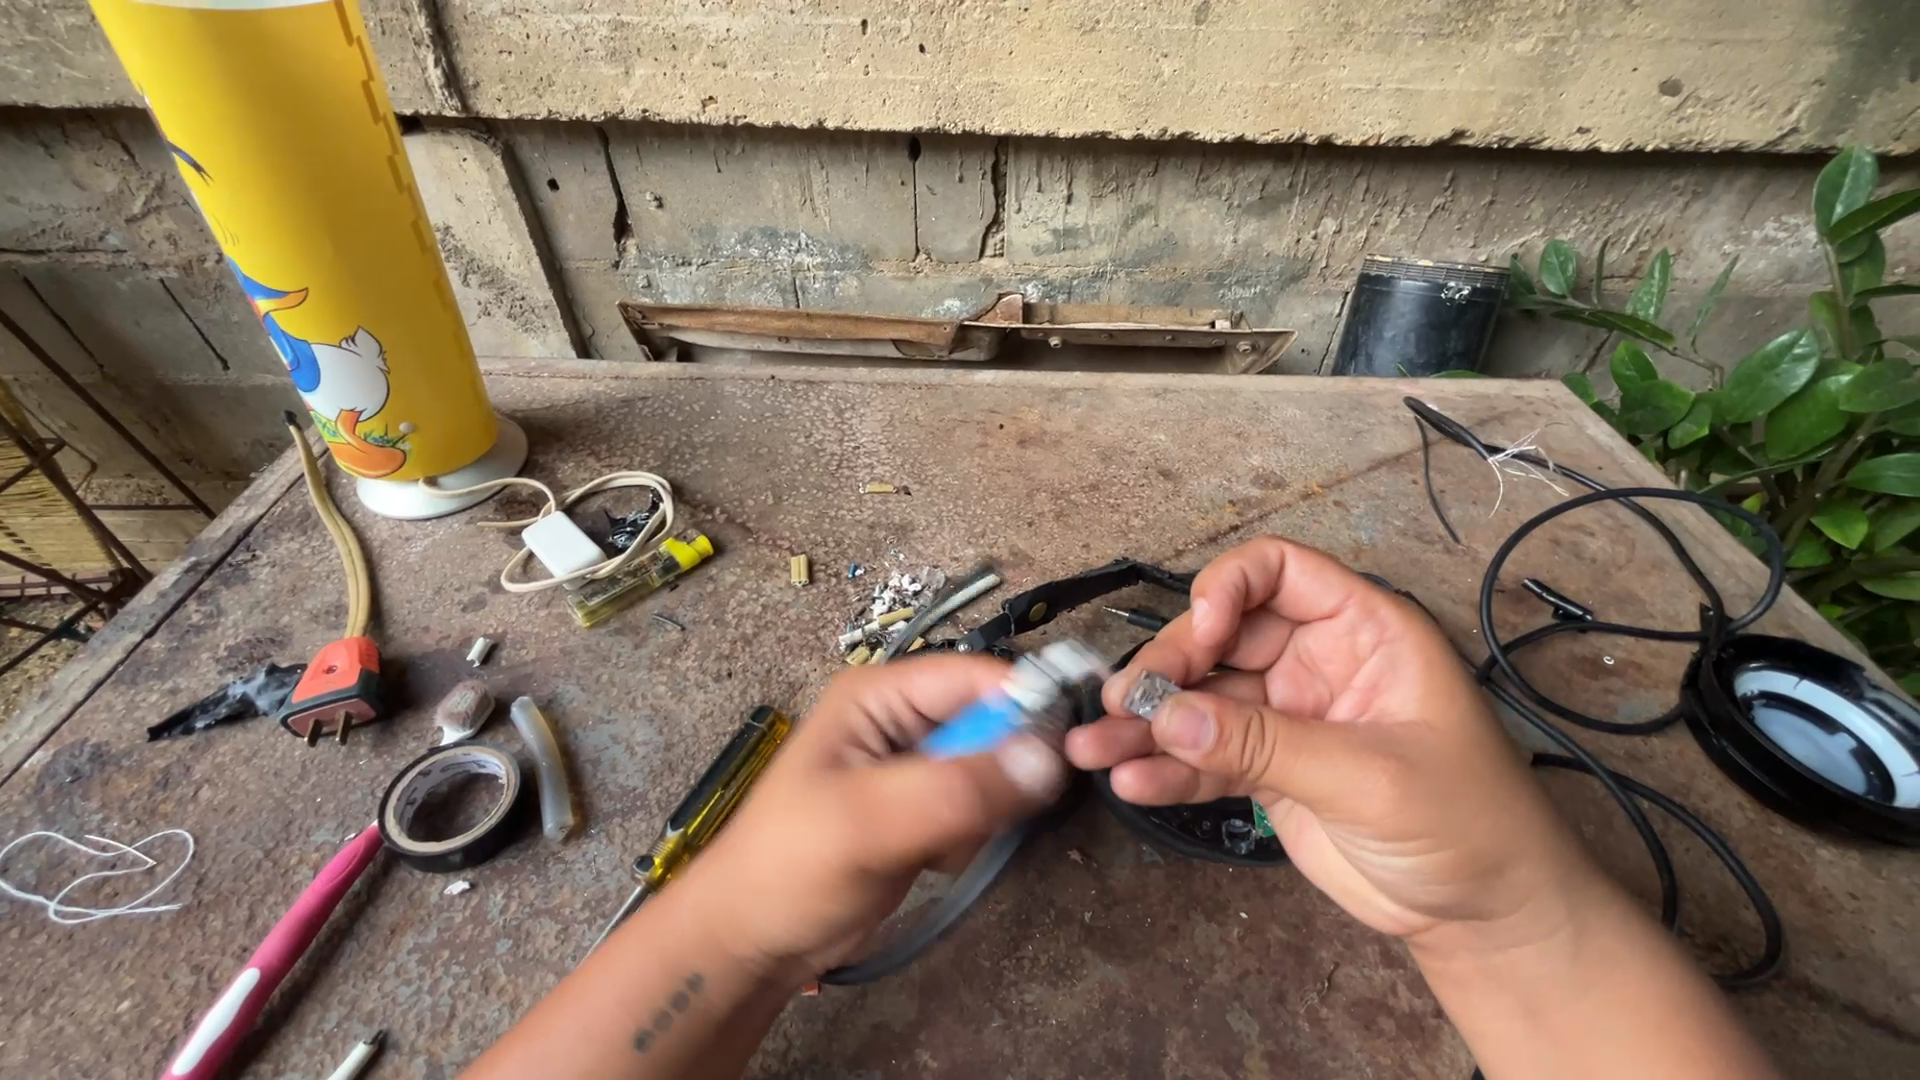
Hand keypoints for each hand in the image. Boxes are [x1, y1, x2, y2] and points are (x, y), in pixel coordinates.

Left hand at [671, 655, 1066, 980]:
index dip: (1023, 703)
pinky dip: (973, 834)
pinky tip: (937, 859)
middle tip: (991, 815)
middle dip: (1001, 768)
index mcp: (879, 694)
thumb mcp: (869, 821)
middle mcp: (900, 719)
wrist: (753, 942)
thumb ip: (958, 788)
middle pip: (988, 720)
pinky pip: (978, 806)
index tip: (1067, 748)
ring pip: (990, 768)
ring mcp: (913, 766)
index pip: (973, 677)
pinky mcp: (923, 808)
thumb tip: (1048, 757)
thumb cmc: (794, 865)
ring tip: (946, 845)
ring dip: (986, 808)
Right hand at [1066, 536, 1605, 954]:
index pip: (1278, 570)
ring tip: (1095, 747)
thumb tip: (1168, 717)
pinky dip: (1166, 768)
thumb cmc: (1468, 825)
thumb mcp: (1370, 776)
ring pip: (1200, 700)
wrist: (1485, 918)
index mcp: (1359, 630)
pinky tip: (1132, 781)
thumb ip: (1265, 744)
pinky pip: (1203, 755)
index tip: (1200, 635)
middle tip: (1125, 702)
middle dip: (1169, 667)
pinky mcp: (1264, 766)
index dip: (1229, 588)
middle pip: (1220, 637)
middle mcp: (1312, 661)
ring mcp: (1284, 715)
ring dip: (1147, 722)